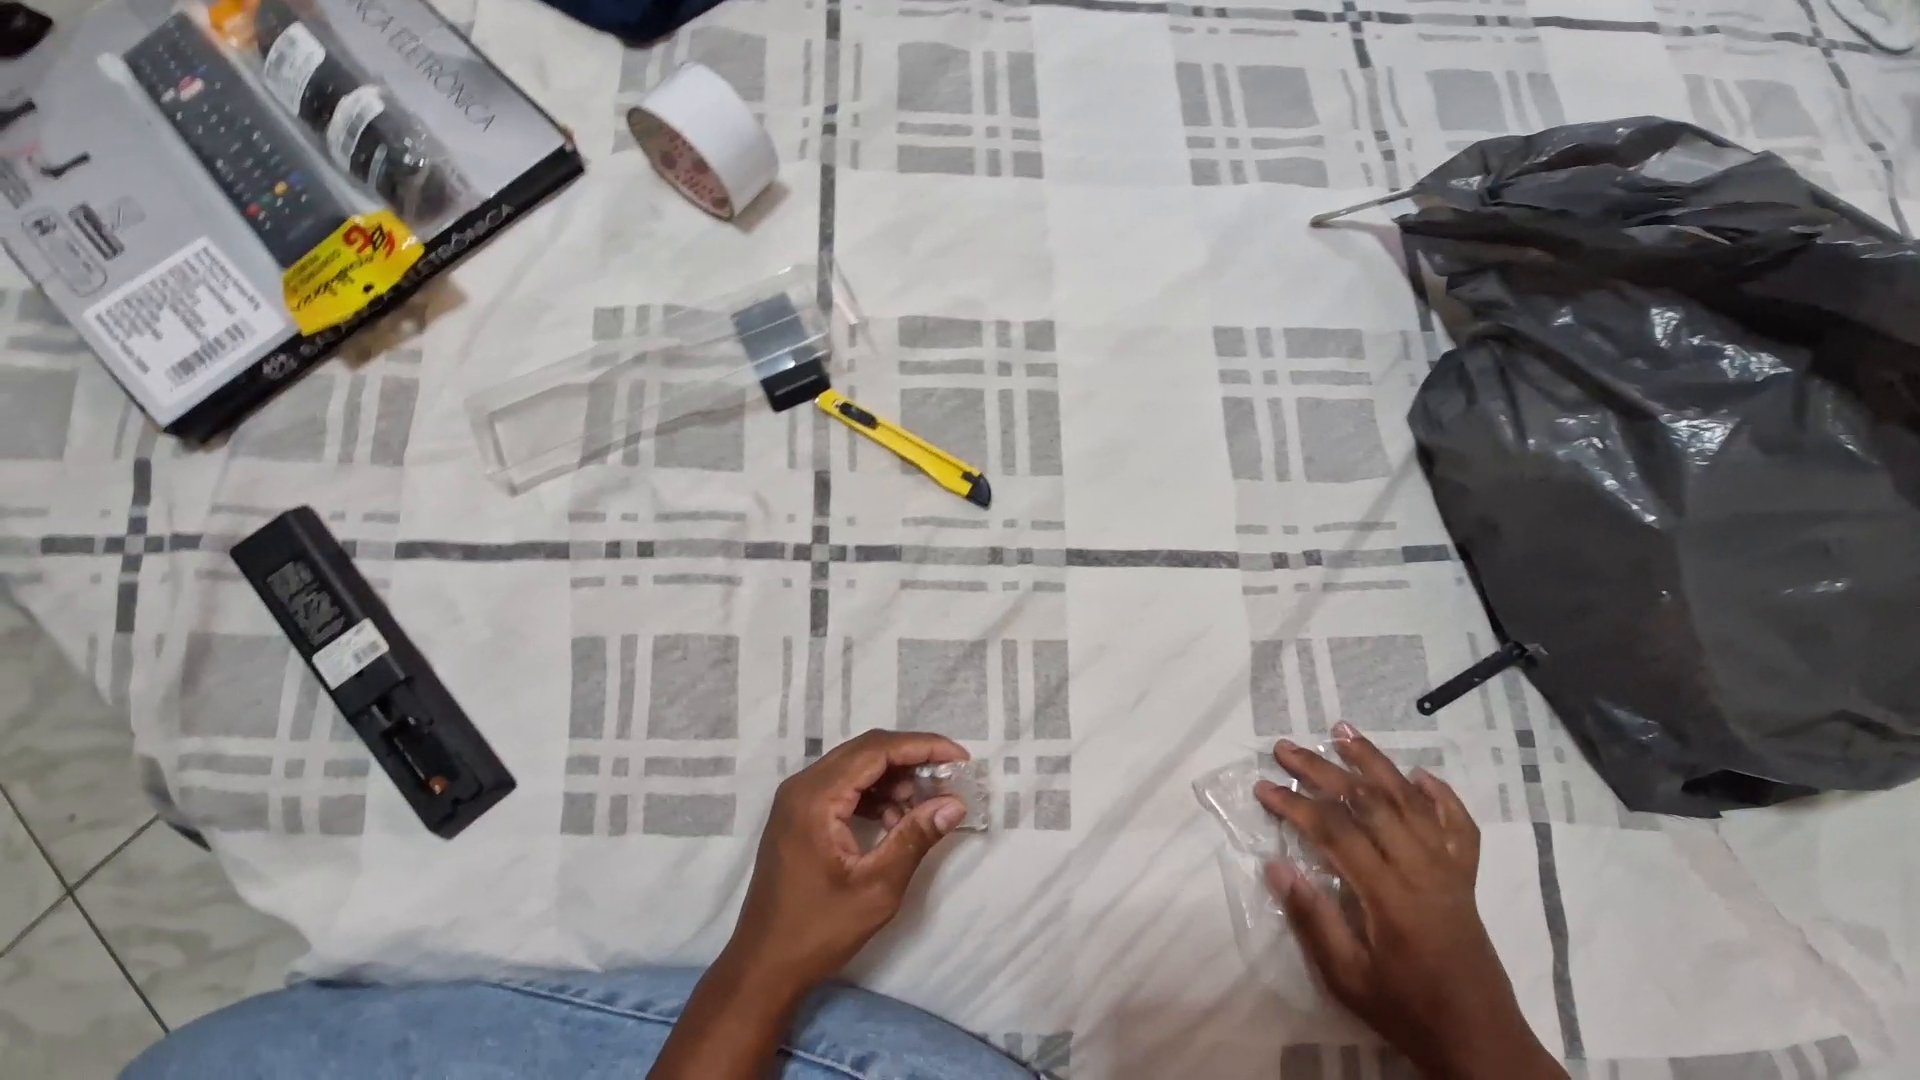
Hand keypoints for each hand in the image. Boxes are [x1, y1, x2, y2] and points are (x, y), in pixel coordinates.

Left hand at [725, 728, 971, 989]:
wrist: (764, 964)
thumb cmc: (818, 930)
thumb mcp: (876, 887)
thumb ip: (915, 838)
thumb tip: (955, 803)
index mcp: (816, 797)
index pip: (876, 750)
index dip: (921, 747)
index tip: (959, 758)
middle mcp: (802, 786)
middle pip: (865, 751)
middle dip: (912, 757)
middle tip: (950, 775)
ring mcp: (797, 799)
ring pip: (855, 767)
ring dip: (894, 776)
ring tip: (927, 801)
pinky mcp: (799, 815)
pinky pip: (843, 787)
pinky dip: (874, 793)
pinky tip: (897, 818)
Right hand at [1255, 724, 1565, 1079]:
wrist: (1481, 1042)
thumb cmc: (1405, 1011)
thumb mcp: (1346, 977)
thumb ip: (1312, 918)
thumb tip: (1275, 864)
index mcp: (1390, 897)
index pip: (1335, 832)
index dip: (1295, 805)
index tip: (1263, 788)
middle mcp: (1422, 871)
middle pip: (1370, 802)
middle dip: (1323, 770)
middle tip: (1286, 749)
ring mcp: (1449, 870)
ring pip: (1410, 801)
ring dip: (1374, 763)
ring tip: (1342, 731)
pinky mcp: (1466, 877)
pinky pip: (1458, 825)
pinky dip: (1440, 795)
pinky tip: (1419, 775)